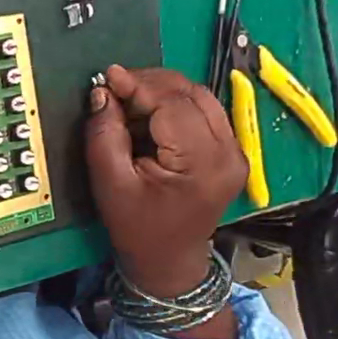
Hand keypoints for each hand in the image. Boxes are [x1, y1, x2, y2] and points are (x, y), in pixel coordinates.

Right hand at [85, 64, 245, 297]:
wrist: (167, 261)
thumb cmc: (136, 227)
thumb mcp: (110, 184)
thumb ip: (104, 135)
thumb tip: (102, 93)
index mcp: (202, 164)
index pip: (173, 104)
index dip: (139, 86)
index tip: (107, 77)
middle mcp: (229, 152)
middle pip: (192, 94)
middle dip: (150, 84)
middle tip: (114, 87)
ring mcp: (235, 150)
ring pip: (200, 97)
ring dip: (162, 91)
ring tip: (128, 100)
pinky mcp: (230, 150)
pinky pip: (202, 111)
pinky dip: (173, 104)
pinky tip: (147, 114)